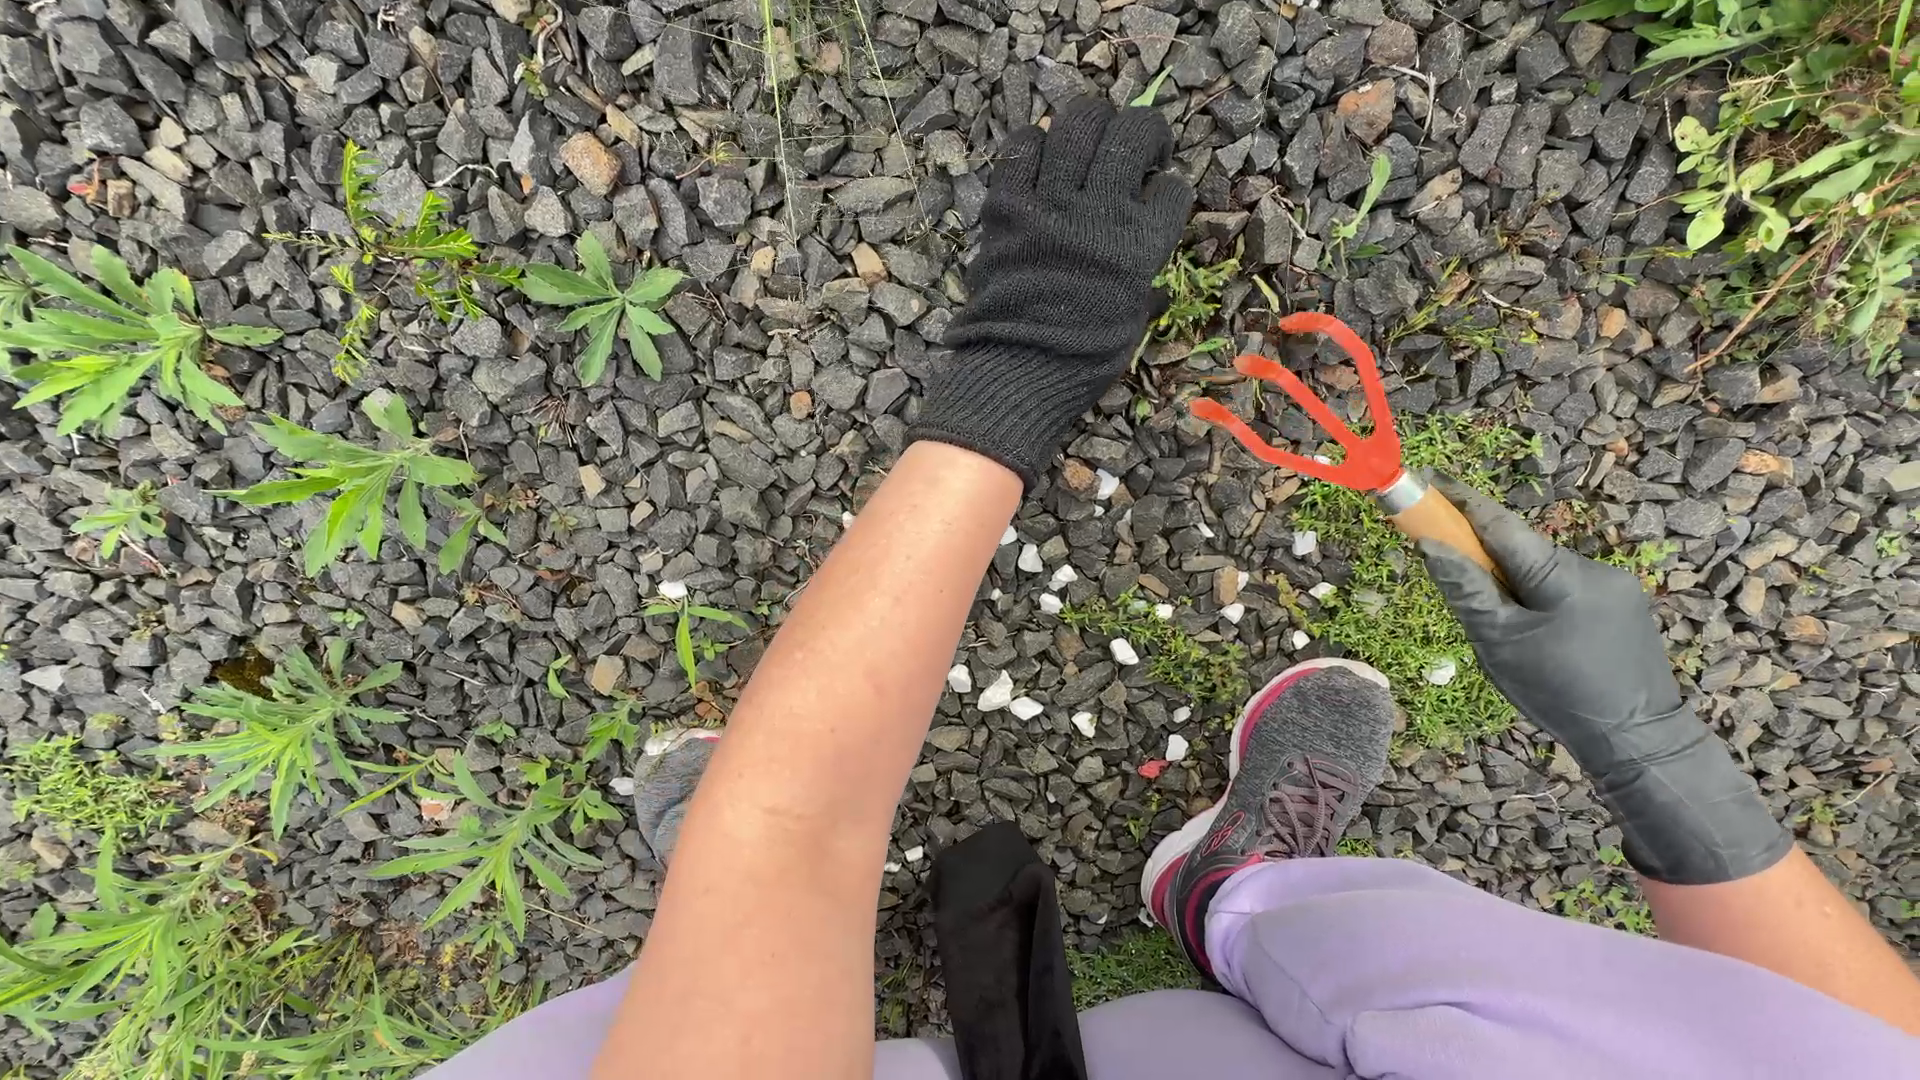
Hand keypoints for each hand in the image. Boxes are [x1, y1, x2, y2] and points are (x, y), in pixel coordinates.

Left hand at [908, 98, 1193, 489]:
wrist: (1017, 370)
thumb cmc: (1081, 358)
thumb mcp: (1131, 323)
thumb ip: (1143, 283)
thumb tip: (1146, 274)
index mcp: (1142, 245)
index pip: (1172, 188)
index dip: (1166, 188)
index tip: (1155, 197)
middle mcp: (1102, 213)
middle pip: (1133, 132)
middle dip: (1140, 133)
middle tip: (1130, 153)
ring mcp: (1052, 204)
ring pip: (1079, 122)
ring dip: (1091, 124)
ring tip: (1087, 145)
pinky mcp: (1008, 205)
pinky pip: (1022, 148)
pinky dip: (1034, 145)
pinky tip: (1041, 160)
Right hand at [1417, 475, 1790, 884]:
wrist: (1639, 739)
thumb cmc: (1557, 690)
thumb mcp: (1497, 642)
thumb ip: (1465, 588)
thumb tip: (1430, 544)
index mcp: (1560, 574)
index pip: (1498, 523)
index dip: (1459, 499)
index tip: (1426, 478)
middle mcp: (1593, 568)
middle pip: (1519, 546)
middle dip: (1481, 549)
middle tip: (1445, 561)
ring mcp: (1614, 585)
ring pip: (1540, 568)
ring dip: (1509, 578)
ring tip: (1496, 622)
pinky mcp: (1623, 605)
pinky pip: (1562, 587)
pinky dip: (1534, 594)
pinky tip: (1530, 629)